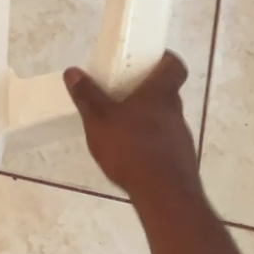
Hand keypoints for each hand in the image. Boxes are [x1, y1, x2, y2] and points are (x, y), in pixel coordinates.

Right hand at [62, 53, 200, 206]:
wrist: (164, 196)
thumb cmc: (131, 148)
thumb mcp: (98, 119)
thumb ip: (87, 95)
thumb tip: (73, 71)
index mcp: (159, 94)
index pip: (174, 65)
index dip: (163, 58)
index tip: (145, 59)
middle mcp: (175, 111)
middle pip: (164, 92)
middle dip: (142, 90)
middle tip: (117, 93)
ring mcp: (180, 137)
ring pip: (162, 117)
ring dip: (143, 117)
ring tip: (116, 127)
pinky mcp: (178, 159)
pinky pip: (161, 141)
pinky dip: (146, 141)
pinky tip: (127, 153)